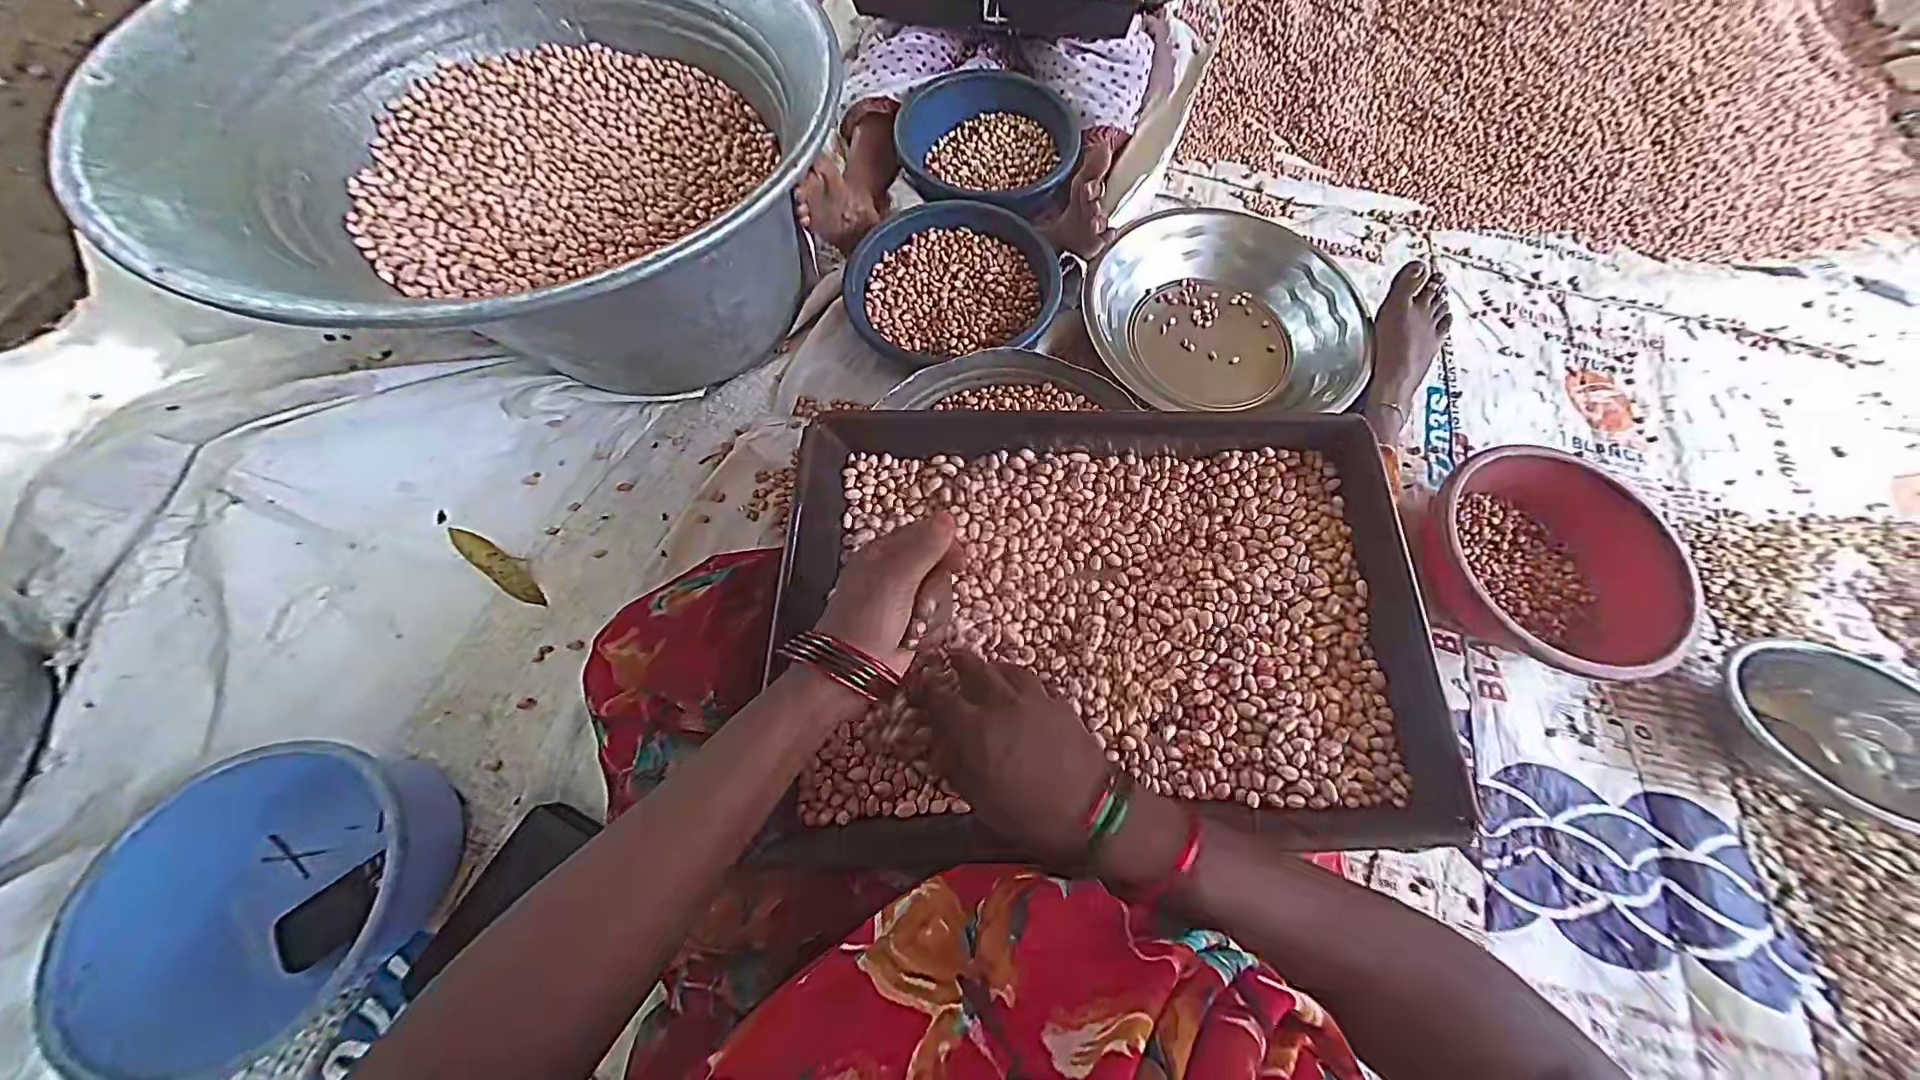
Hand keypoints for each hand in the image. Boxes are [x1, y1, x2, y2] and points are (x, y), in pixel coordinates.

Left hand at [815, 513, 961, 674]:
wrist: (854, 670)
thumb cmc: (868, 618)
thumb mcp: (897, 576)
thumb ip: (925, 547)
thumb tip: (948, 517)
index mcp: (884, 552)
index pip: (926, 535)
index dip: (946, 547)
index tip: (958, 561)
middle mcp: (896, 574)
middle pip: (940, 568)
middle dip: (935, 590)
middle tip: (922, 604)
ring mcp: (905, 602)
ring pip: (943, 596)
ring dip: (933, 615)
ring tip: (912, 628)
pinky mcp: (914, 627)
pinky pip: (939, 620)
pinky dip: (930, 632)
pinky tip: (914, 641)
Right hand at [915, 650, 1109, 863]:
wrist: (1089, 810)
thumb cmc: (1027, 814)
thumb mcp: (979, 799)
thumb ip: (956, 766)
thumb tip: (942, 746)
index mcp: (975, 729)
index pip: (942, 699)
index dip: (927, 689)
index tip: (920, 686)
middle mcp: (1002, 705)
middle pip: (975, 670)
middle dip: (958, 662)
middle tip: (950, 658)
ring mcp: (1034, 700)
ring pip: (1008, 670)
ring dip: (992, 667)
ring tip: (986, 669)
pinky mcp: (1059, 704)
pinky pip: (1033, 683)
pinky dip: (1019, 682)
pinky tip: (1019, 691)